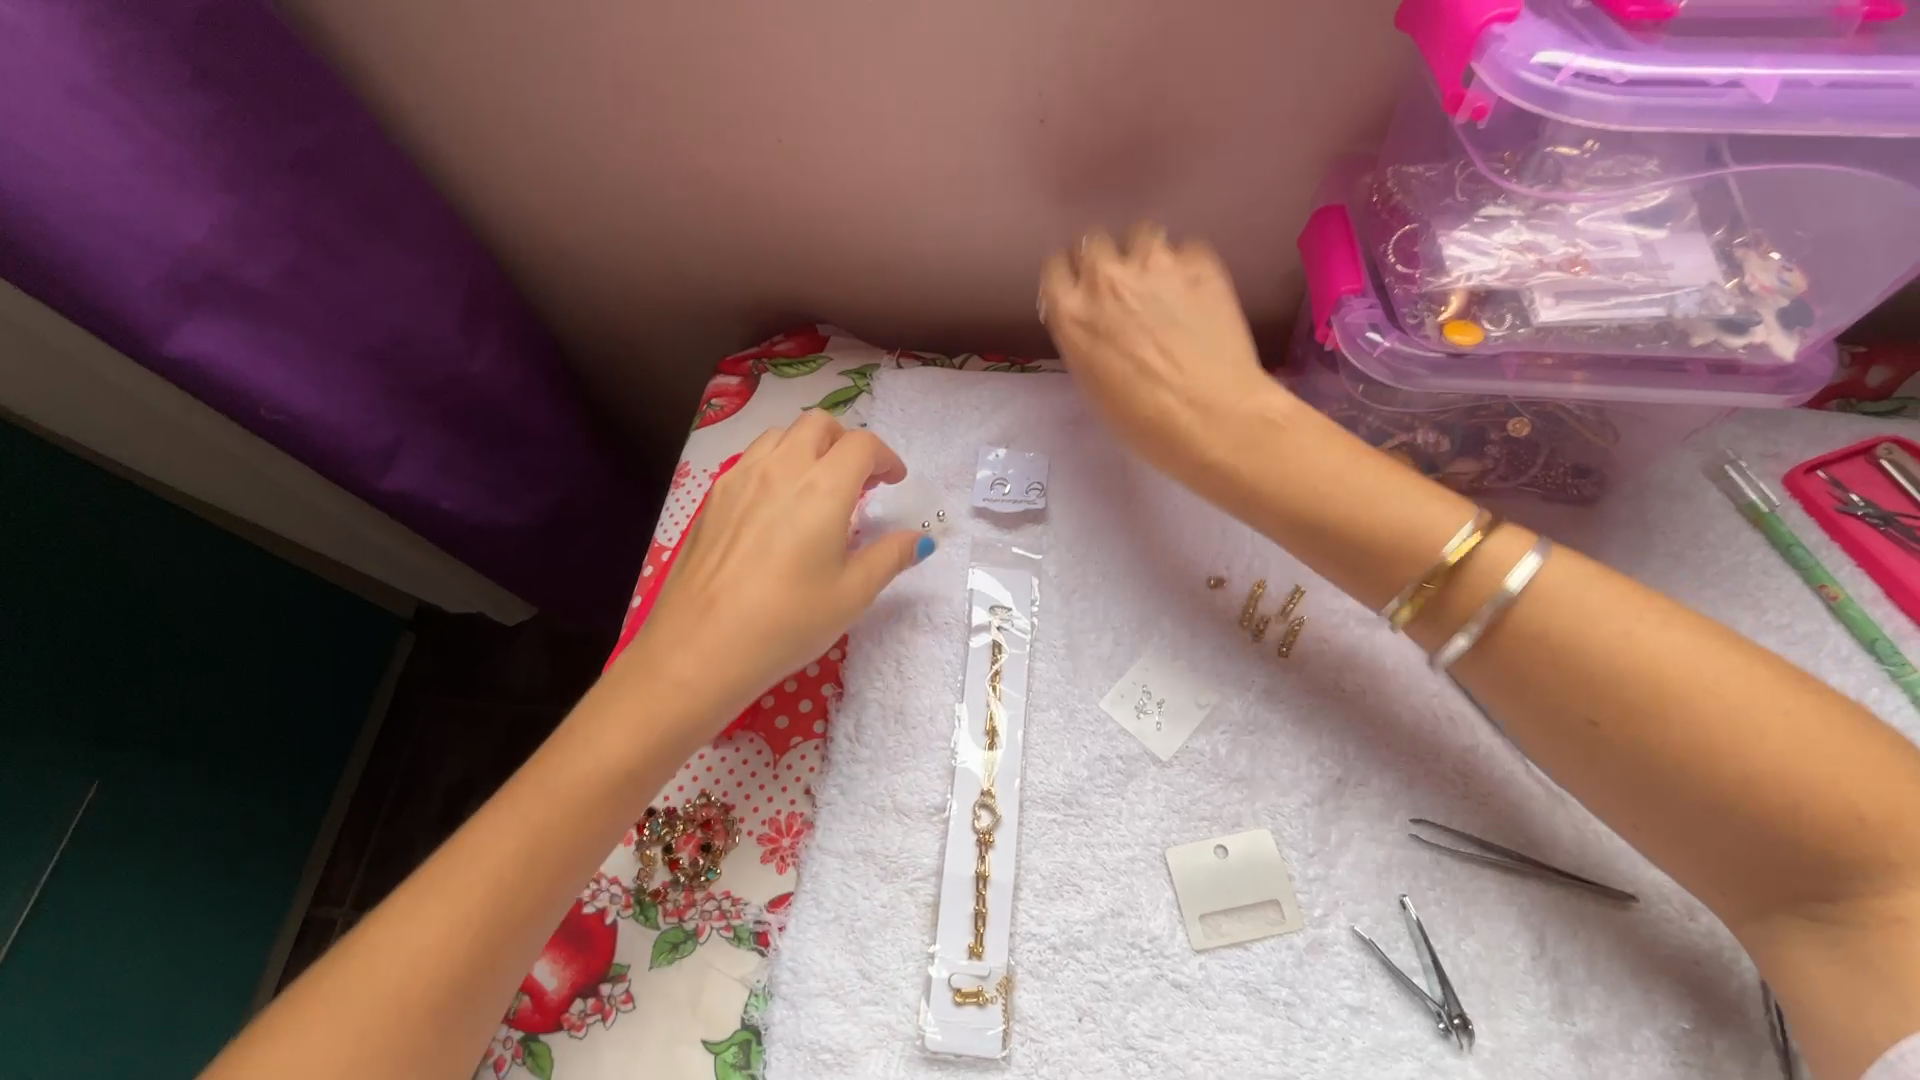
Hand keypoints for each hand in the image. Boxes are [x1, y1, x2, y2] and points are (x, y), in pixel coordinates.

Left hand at [628, 411, 932, 727]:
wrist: (700, 648)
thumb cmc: (787, 623)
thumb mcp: (852, 595)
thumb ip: (890, 557)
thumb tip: (922, 540)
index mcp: (822, 489)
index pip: (861, 446)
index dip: (885, 457)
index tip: (894, 481)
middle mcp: (780, 470)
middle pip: (817, 425)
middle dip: (845, 442)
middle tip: (858, 480)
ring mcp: (739, 480)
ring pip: (779, 436)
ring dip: (807, 447)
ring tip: (817, 487)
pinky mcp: (712, 499)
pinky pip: (750, 460)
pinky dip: (775, 465)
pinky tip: (776, 507)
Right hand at [1039, 224, 1283, 478]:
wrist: (1211, 419)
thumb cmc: (1142, 421)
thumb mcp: (1091, 382)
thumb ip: (1084, 338)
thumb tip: (1097, 323)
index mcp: (1071, 313)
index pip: (1056, 267)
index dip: (1070, 277)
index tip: (1082, 290)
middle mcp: (1105, 279)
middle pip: (1094, 243)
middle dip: (1105, 260)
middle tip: (1123, 287)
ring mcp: (1154, 265)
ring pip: (1141, 233)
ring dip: (1145, 253)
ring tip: (1162, 281)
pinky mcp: (1200, 263)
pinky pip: (1188, 249)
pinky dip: (1189, 266)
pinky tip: (1198, 294)